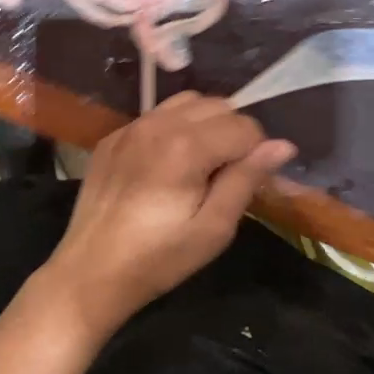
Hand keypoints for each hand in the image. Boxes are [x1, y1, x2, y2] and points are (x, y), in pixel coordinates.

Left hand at [43, 92, 296, 329]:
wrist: (91, 271)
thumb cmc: (158, 258)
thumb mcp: (213, 228)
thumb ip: (247, 179)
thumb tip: (282, 145)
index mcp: (186, 146)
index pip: (244, 126)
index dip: (256, 152)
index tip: (249, 182)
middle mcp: (157, 124)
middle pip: (216, 105)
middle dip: (232, 133)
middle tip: (227, 175)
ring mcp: (130, 127)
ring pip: (184, 102)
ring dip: (204, 124)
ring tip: (201, 165)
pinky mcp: (112, 138)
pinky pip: (155, 116)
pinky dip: (172, 128)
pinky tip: (167, 164)